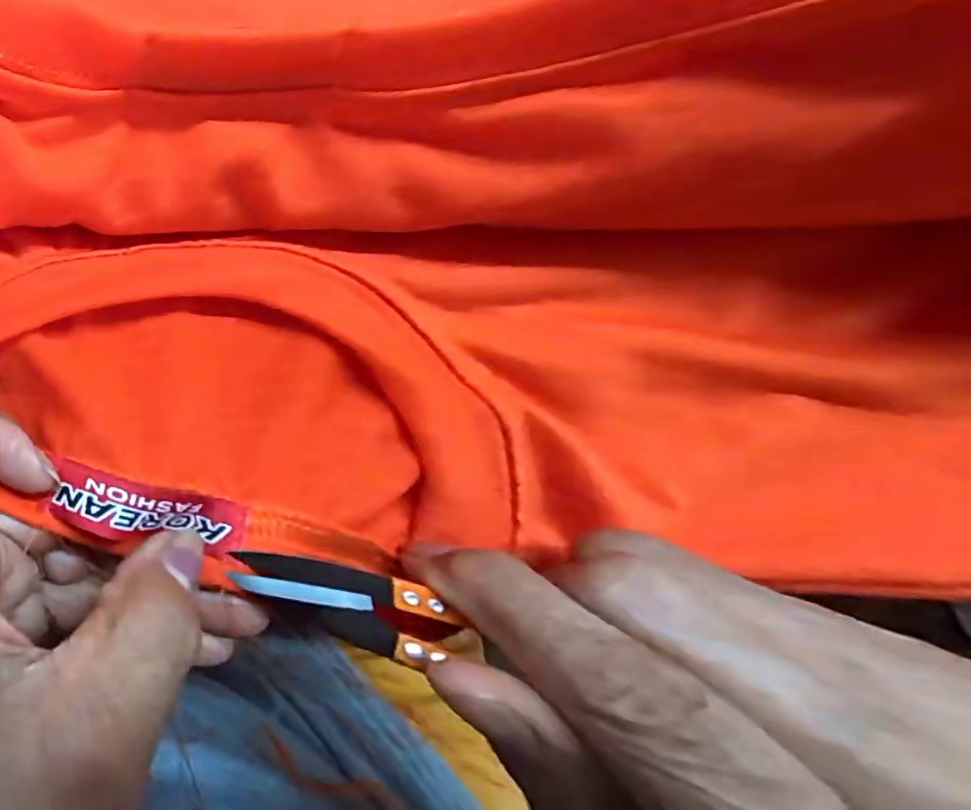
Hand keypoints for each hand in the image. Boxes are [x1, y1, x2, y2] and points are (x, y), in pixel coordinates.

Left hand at [0, 407, 266, 809]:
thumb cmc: (1, 806)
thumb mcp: (90, 719)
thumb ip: (151, 623)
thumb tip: (185, 545)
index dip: (1, 439)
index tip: (60, 484)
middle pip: (32, 501)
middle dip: (121, 525)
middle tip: (209, 548)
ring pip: (70, 556)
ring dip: (152, 580)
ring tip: (236, 608)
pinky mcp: (18, 638)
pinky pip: (81, 602)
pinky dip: (139, 616)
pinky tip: (212, 638)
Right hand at [408, 530, 970, 808]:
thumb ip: (559, 776)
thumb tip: (449, 670)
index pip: (633, 693)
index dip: (509, 611)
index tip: (423, 565)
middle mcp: (885, 746)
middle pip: (646, 593)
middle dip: (544, 589)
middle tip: (506, 621)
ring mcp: (919, 687)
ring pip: (686, 568)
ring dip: (597, 586)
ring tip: (592, 639)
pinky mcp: (914, 651)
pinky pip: (734, 581)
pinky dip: (664, 596)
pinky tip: (673, 646)